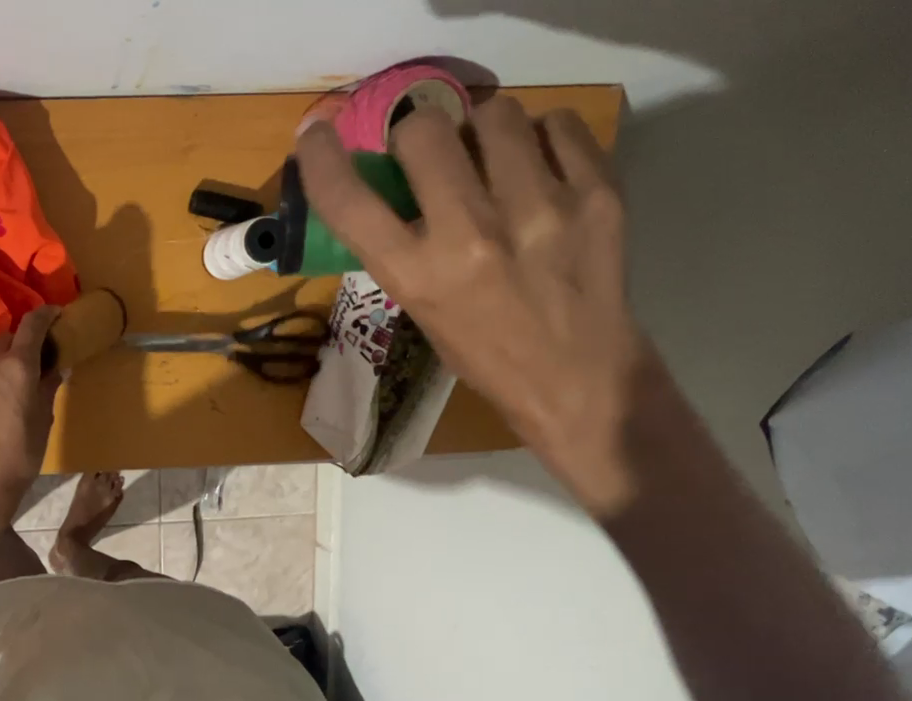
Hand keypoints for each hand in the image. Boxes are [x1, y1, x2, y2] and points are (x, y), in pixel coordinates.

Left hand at [0, 306, 62, 515]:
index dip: (45, 315)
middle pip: (8, 335)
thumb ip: (48, 387)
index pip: (32, 324)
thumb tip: (55, 369)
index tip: (55, 314)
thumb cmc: (22, 452)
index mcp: (18, 364)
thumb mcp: (44, 418)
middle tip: (34, 354)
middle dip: (22, 339)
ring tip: (9, 367)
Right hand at [297, 98, 658, 510]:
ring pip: (495, 114)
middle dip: (419, 134)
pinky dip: (542, 138)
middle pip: (425, 130)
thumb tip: (395, 178)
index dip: (321, 160)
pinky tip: (540, 170)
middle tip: (432, 154)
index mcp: (417, 275)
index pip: (350, 202)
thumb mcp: (421, 306)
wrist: (576, 374)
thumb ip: (403, 245)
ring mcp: (540, 208)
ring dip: (483, 130)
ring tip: (494, 161)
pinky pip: (558, 124)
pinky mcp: (597, 192)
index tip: (315, 135)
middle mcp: (472, 235)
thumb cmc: (482, 350)